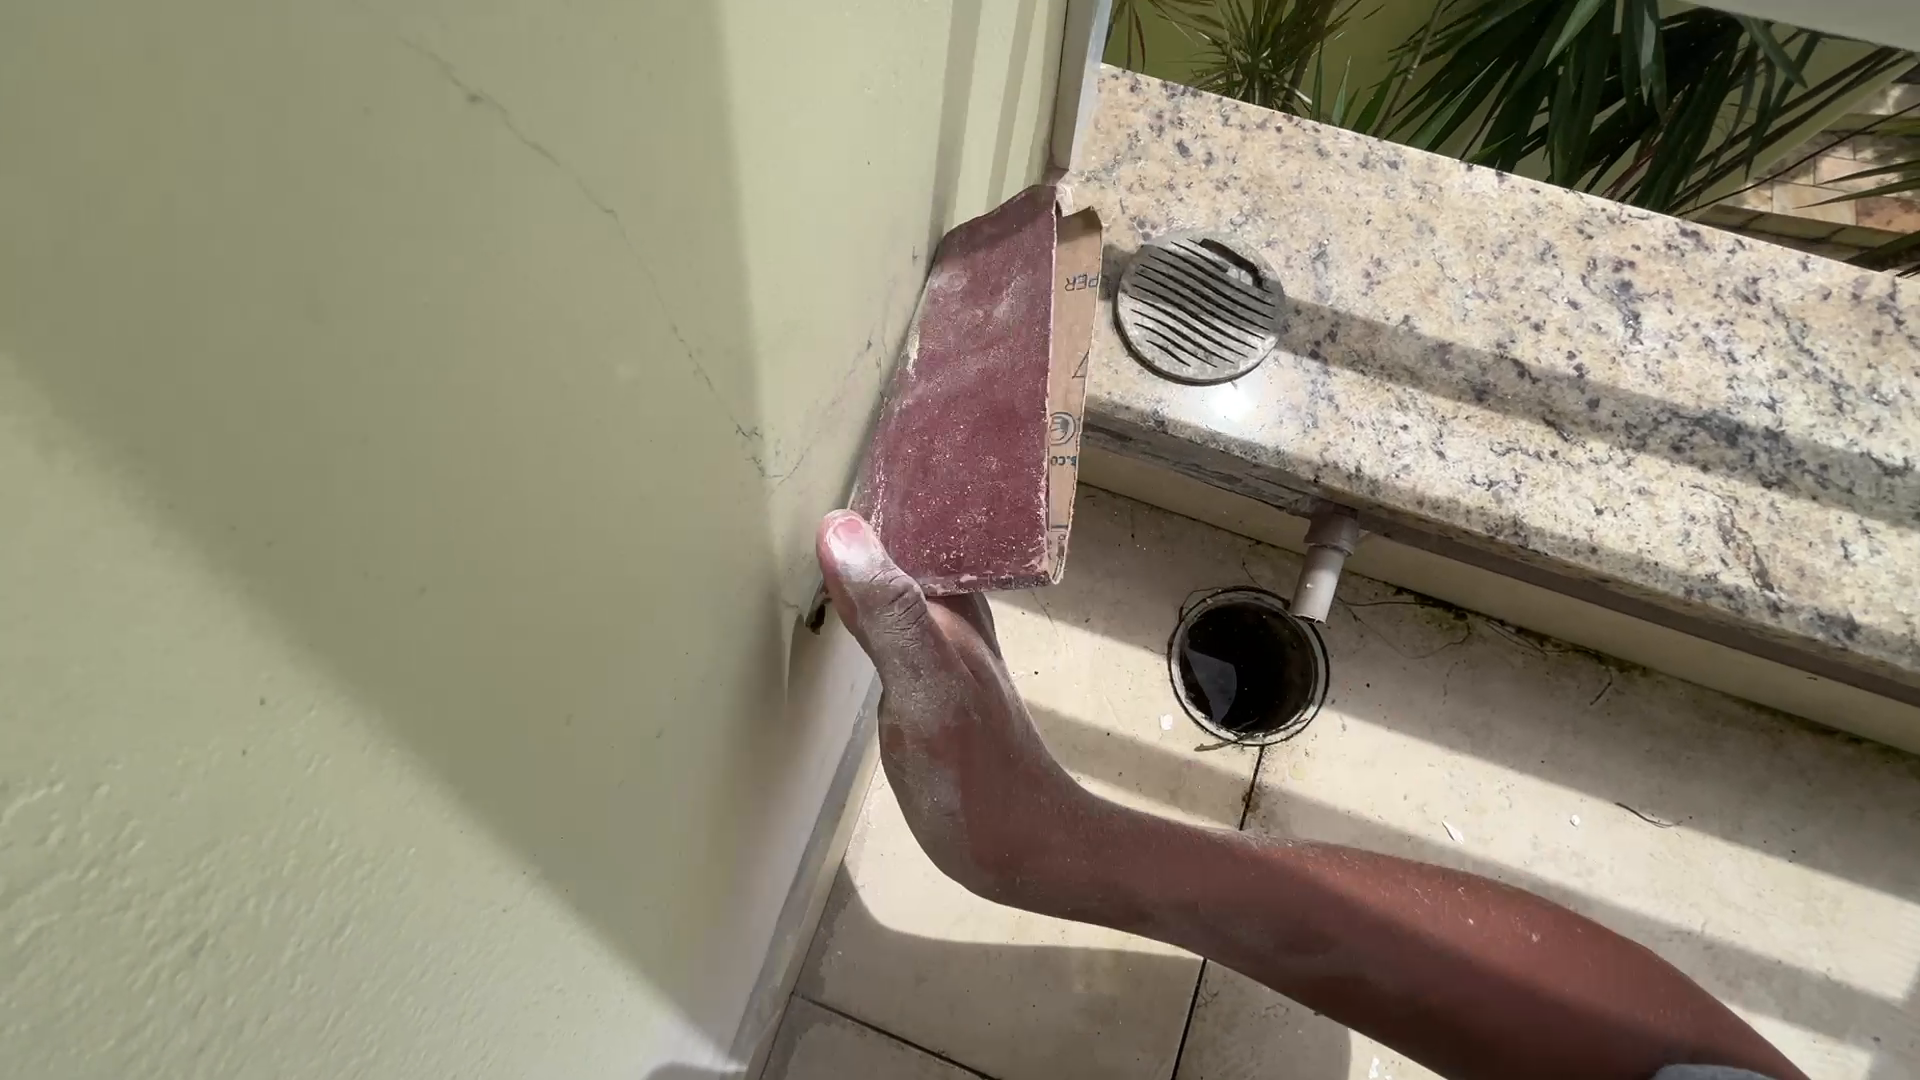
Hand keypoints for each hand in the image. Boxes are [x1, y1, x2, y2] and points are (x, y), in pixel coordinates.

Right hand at [815, 510, 1098, 905]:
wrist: (1020, 846)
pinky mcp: (922, 676)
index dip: (877, 477)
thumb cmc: (976, 773)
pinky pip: (884, 618)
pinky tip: (836, 601)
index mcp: (954, 596)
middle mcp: (948, 609)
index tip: (823, 447)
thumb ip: (889, 612)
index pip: (913, 514)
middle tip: (796, 481)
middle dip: (857, 513)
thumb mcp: (926, 688)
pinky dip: (857, 601)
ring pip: (891, 578)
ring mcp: (935, 642)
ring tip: (806, 527)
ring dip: (856, 555)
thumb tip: (838, 527)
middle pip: (899, 541)